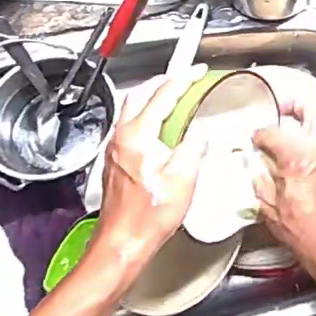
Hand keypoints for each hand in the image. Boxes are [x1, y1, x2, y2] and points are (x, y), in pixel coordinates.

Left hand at [90, 65, 208, 274]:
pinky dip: (146, 116)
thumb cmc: (148, 217)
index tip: (196, 71)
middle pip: (139, 95)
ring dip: (152, 97)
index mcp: (138, 135)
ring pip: (131, 109)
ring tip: (173, 96)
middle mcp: (121, 138)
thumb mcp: (183, 178)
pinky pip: (130, 126)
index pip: (162, 95)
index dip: (183, 79)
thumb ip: (193, 147)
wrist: (122, 244)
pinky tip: (160, 126)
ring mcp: (115, 149)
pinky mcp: (115, 162)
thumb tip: (200, 133)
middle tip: (182, 77)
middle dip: (162, 81)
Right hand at [252, 98, 315, 266]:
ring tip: (292, 121)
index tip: (256, 138)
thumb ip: (261, 181)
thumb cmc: (300, 230)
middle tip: (282, 108)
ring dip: (307, 118)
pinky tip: (301, 144)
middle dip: (295, 105)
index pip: (276, 134)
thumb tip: (257, 167)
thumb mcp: (269, 206)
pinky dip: (313, 136)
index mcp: (297, 161)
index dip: (262, 134)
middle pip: (312, 113)